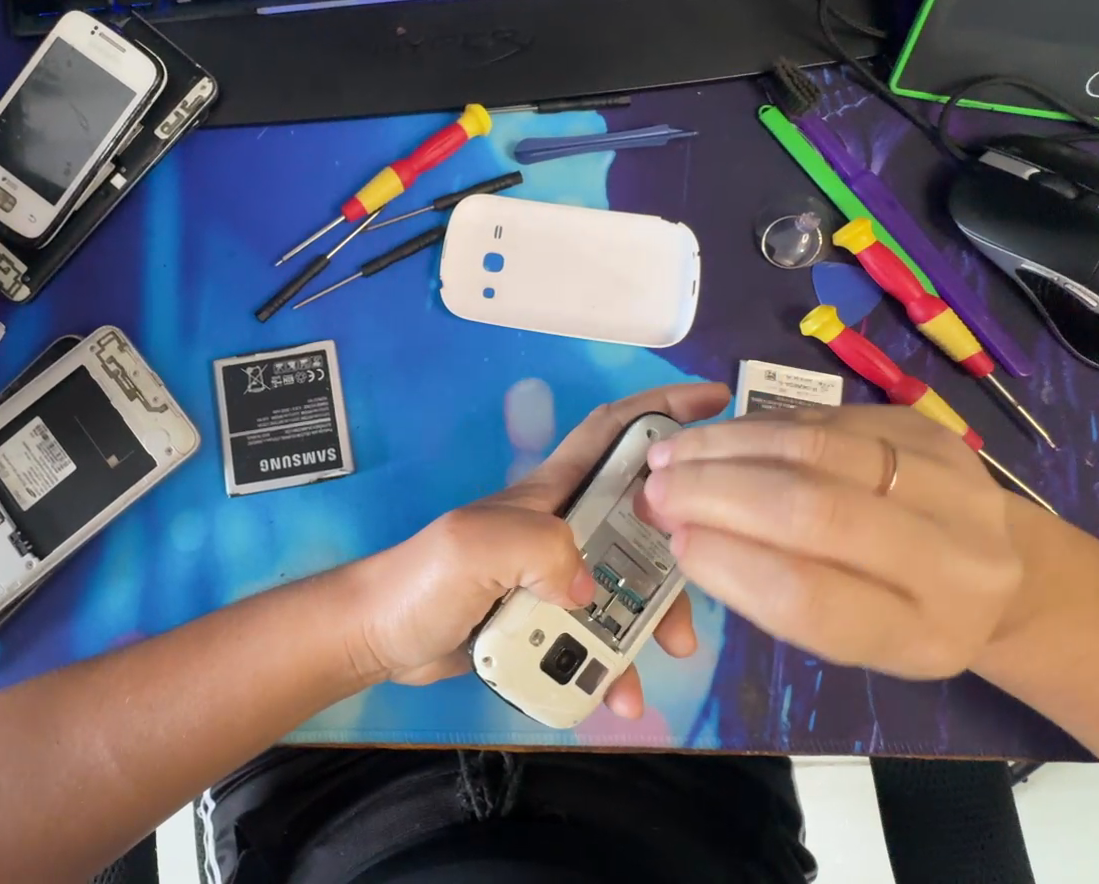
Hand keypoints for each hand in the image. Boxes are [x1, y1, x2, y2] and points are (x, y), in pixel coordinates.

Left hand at [348, 383, 732, 718]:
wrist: (382, 639)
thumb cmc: (423, 580)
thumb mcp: (478, 546)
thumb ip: (540, 549)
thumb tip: (588, 589)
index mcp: (548, 495)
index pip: (610, 434)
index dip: (660, 410)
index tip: (716, 404)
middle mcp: (560, 528)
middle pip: (640, 523)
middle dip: (677, 550)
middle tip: (700, 590)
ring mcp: (554, 576)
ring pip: (627, 588)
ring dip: (650, 622)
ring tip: (666, 657)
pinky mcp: (546, 620)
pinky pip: (599, 638)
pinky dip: (613, 666)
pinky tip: (616, 695)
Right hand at [636, 404, 1025, 679]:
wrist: (994, 568)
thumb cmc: (897, 613)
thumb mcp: (841, 635)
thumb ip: (767, 588)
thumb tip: (680, 526)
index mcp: (922, 635)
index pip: (811, 598)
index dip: (728, 564)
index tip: (674, 540)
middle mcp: (953, 560)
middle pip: (813, 512)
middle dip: (714, 493)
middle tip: (656, 489)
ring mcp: (948, 482)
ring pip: (812, 449)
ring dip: (722, 447)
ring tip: (669, 454)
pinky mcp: (926, 429)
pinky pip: (819, 418)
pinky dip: (751, 427)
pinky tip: (712, 438)